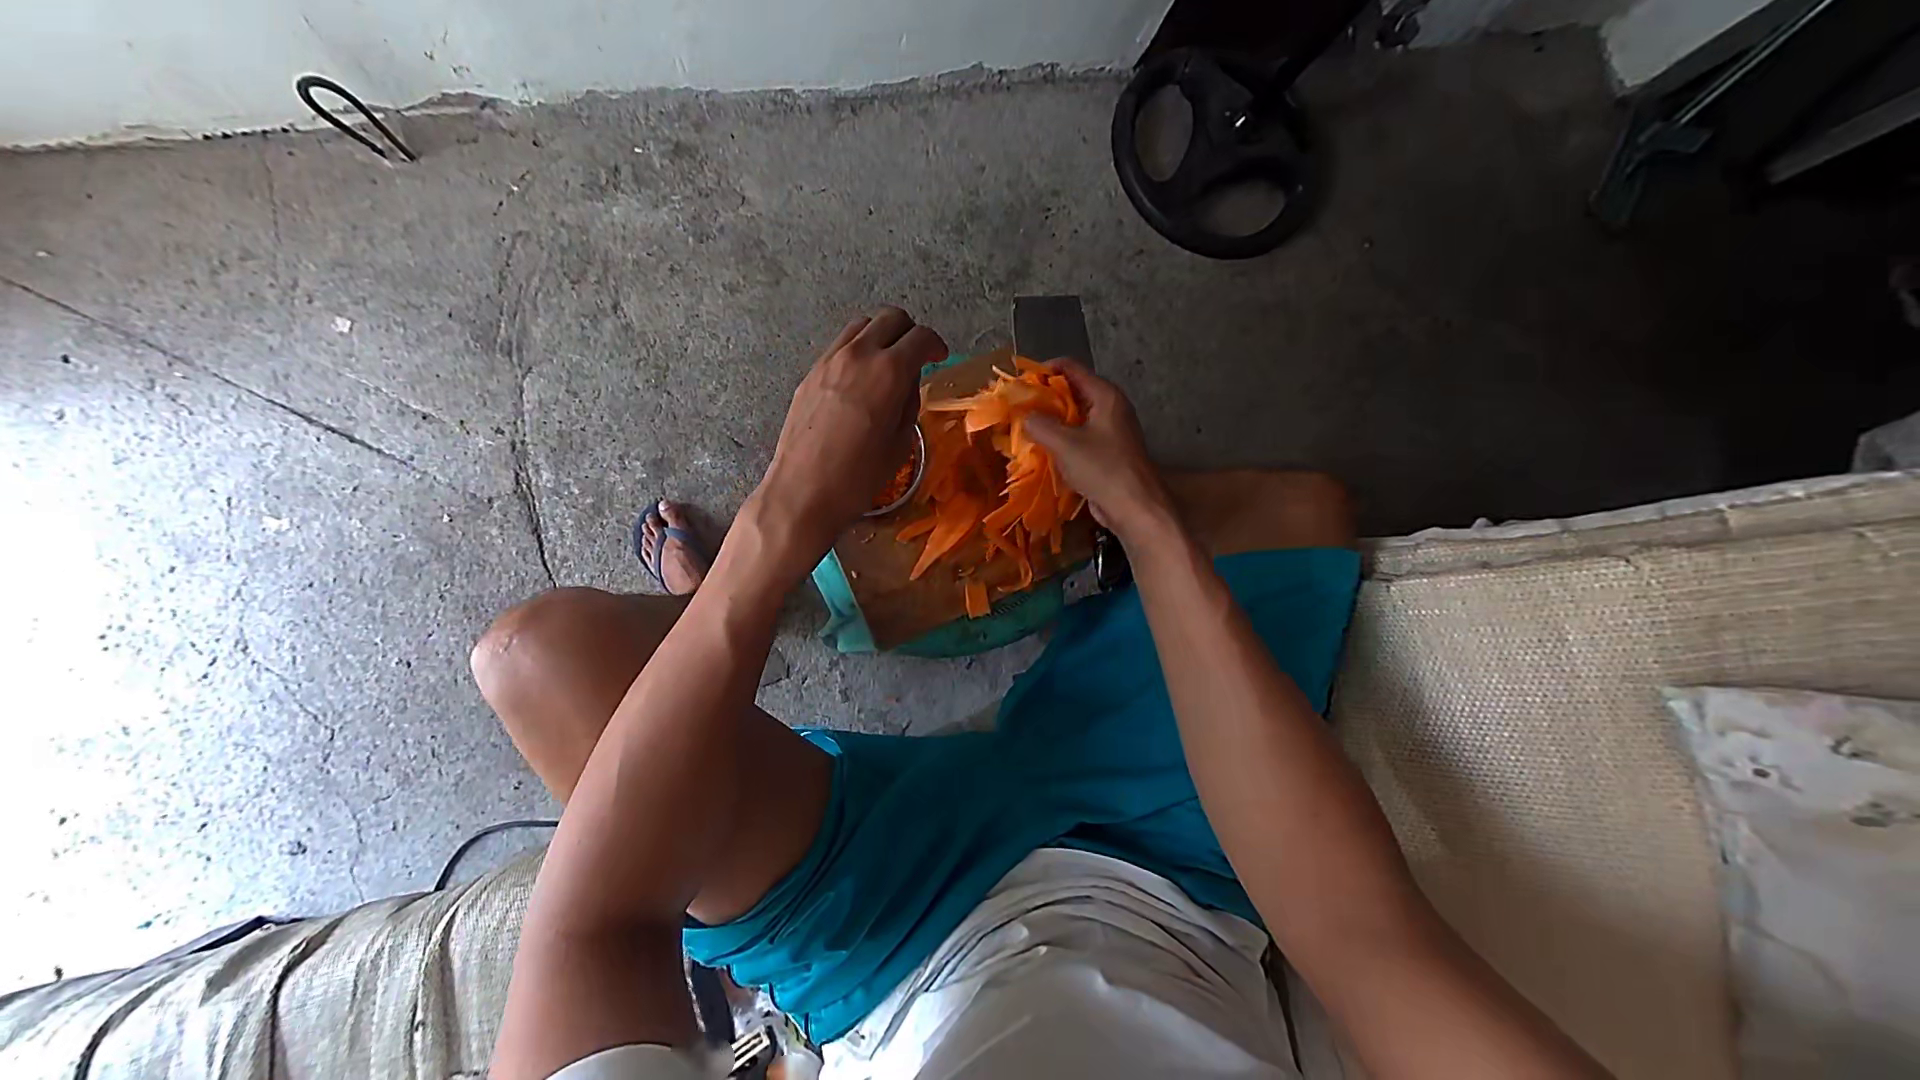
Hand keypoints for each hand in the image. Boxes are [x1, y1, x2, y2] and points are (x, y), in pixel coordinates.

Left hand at [749, 307, 946, 562]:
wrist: (802, 493)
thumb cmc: (858, 477)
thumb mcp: (900, 444)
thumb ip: (909, 405)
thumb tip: (907, 385)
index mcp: (888, 372)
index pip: (921, 337)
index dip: (936, 345)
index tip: (940, 358)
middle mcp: (858, 355)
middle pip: (891, 318)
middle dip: (910, 332)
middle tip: (916, 357)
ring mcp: (828, 361)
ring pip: (862, 325)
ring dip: (881, 336)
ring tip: (887, 365)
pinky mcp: (810, 374)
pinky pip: (840, 346)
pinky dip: (858, 350)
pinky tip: (860, 381)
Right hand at [1024, 358, 1176, 542]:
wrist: (1134, 507)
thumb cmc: (1103, 469)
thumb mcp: (1064, 444)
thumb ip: (1039, 425)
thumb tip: (1024, 417)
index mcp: (1105, 396)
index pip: (1070, 367)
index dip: (1043, 371)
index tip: (1019, 384)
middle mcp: (1110, 407)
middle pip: (1071, 391)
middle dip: (1044, 398)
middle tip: (1018, 408)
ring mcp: (1110, 430)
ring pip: (1074, 416)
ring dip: (1050, 421)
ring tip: (1025, 429)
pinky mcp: (1107, 451)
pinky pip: (1079, 436)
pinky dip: (1061, 439)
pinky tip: (1042, 450)